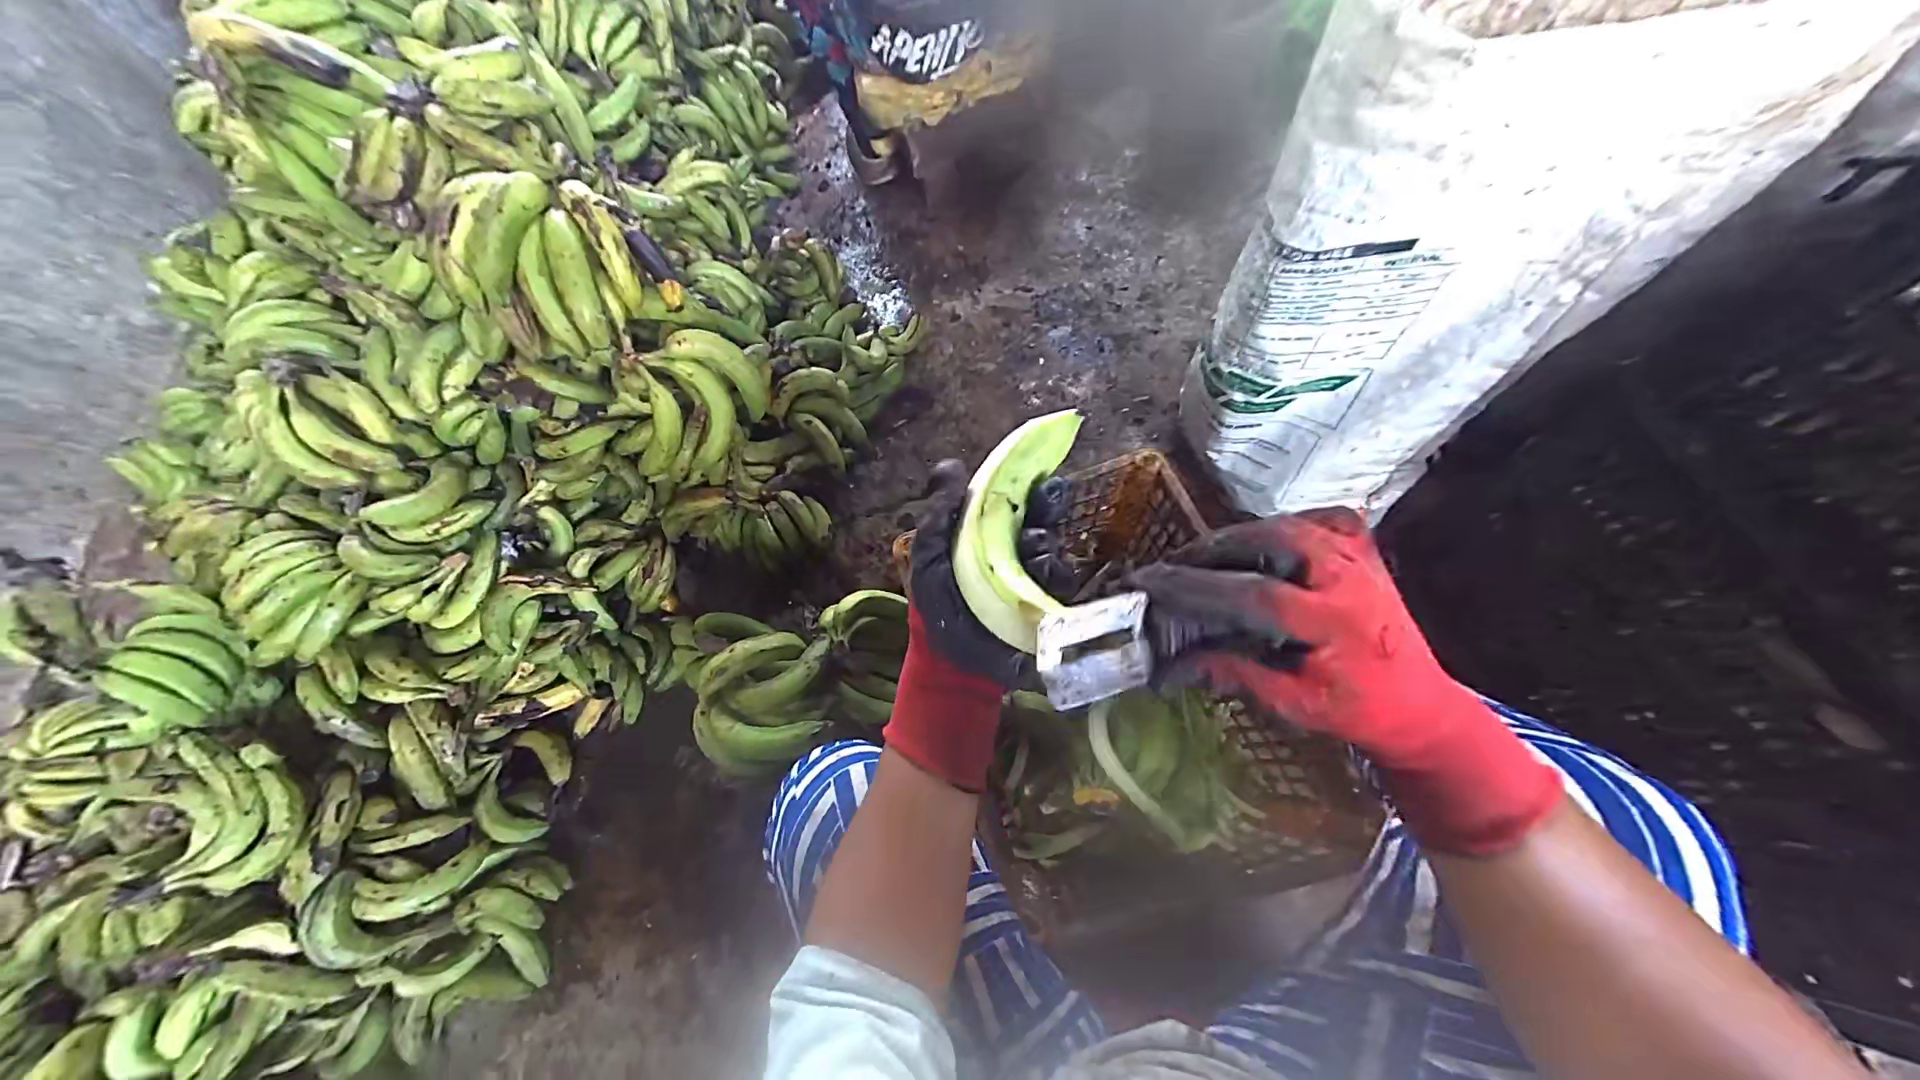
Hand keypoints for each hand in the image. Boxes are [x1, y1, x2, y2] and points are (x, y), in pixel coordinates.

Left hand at [884, 460, 1049, 792]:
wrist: (947, 662)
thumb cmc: (936, 605)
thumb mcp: (929, 555)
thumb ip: (939, 513)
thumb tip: (951, 465)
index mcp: (989, 536)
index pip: (1016, 503)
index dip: (1027, 485)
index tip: (1036, 473)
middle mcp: (1017, 554)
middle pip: (1044, 522)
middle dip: (1048, 508)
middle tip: (1049, 496)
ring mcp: (1035, 583)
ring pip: (1055, 552)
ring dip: (1045, 545)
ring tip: (1034, 549)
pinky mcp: (1047, 610)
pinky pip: (1062, 587)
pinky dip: (1055, 576)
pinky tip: (1042, 573)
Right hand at [1131, 508, 1561, 854]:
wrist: (1421, 703)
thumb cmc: (1357, 710)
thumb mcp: (1294, 703)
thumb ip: (1237, 672)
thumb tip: (1175, 660)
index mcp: (1334, 622)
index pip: (1251, 593)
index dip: (1195, 586)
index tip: (1152, 583)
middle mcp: (1349, 576)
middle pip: (1266, 541)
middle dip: (1209, 551)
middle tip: (1171, 566)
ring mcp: (1359, 554)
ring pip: (1285, 523)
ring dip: (1235, 536)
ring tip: (1199, 556)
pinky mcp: (1363, 546)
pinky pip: (1313, 517)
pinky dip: (1277, 523)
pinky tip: (1257, 541)